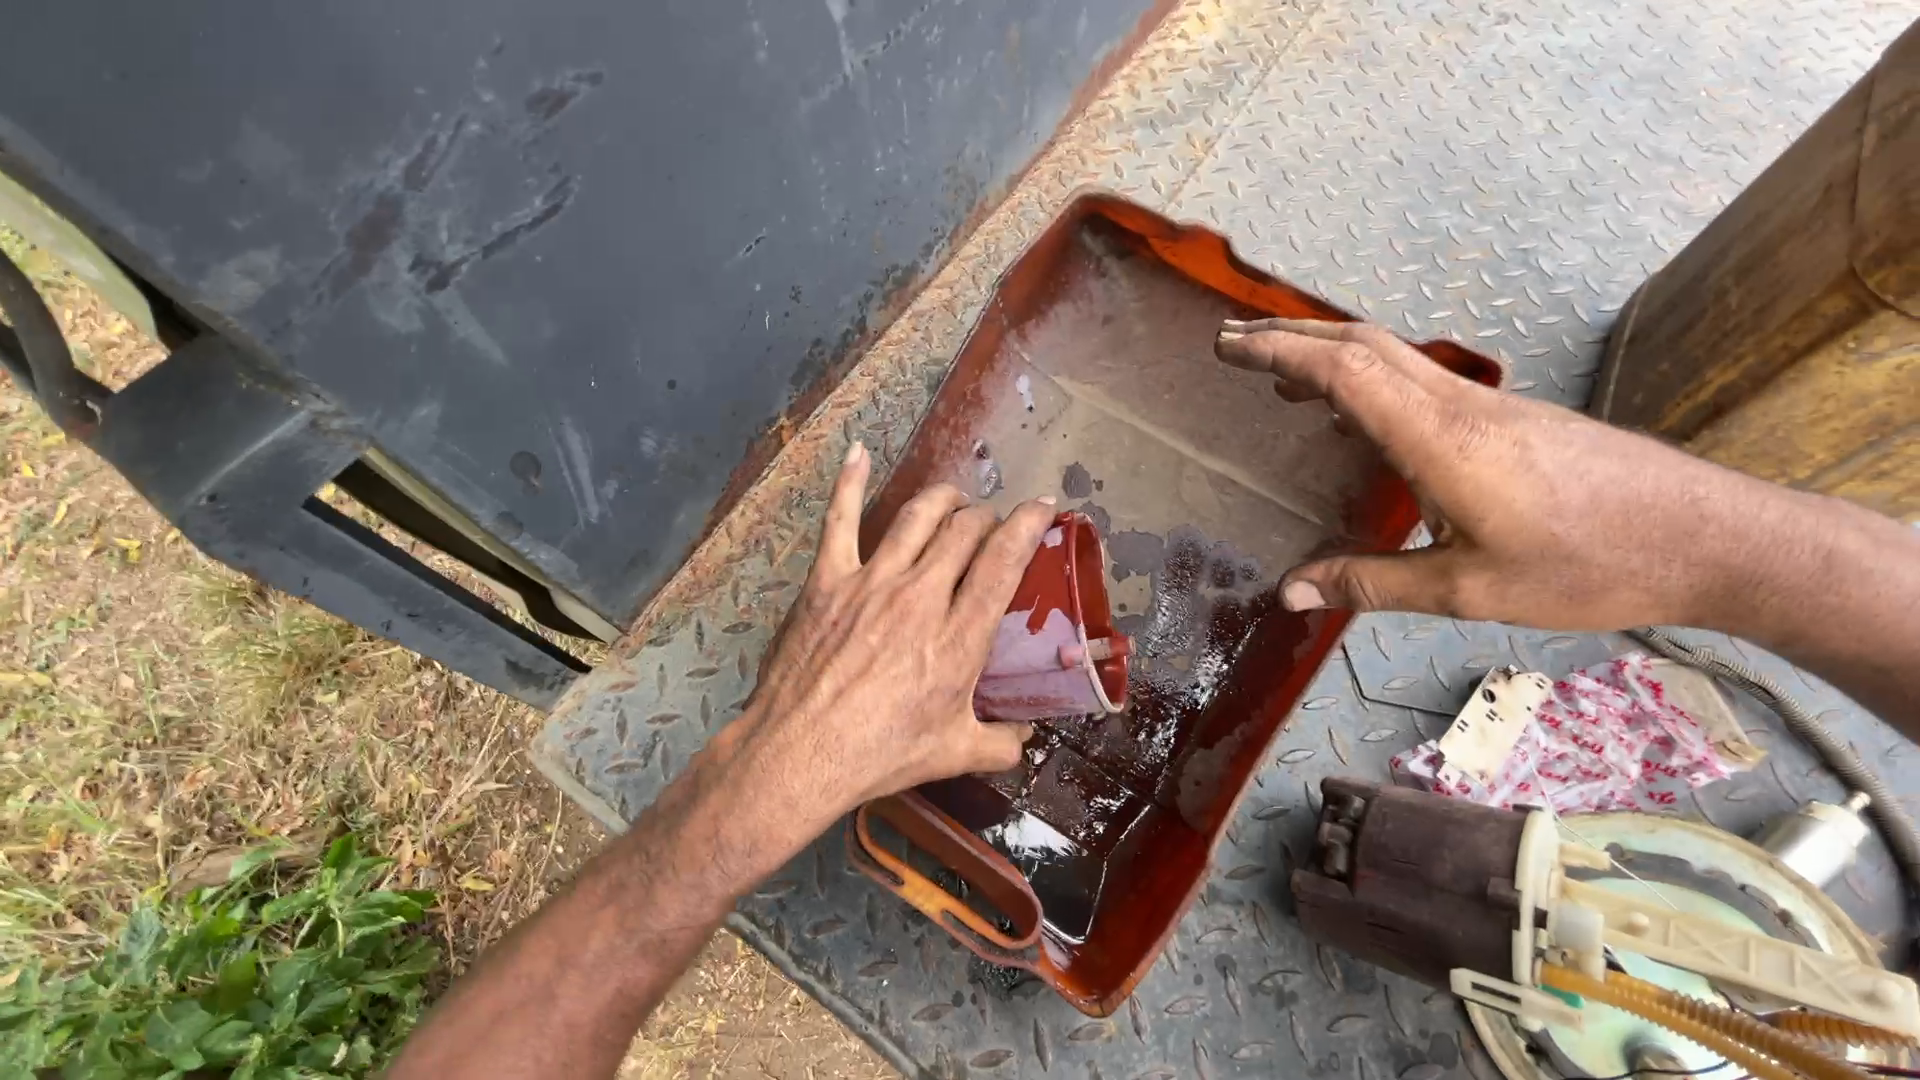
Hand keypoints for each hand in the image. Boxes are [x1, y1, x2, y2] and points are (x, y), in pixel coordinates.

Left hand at [727, 441, 1055, 830]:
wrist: (801, 753)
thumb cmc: (881, 754)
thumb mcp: (955, 752)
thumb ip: (1001, 742)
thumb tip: (1025, 737)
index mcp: (960, 636)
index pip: (1004, 561)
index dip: (1029, 524)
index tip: (1043, 507)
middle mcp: (922, 596)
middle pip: (964, 530)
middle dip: (985, 517)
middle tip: (989, 526)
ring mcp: (872, 582)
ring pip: (917, 516)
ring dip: (942, 498)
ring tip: (954, 498)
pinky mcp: (828, 580)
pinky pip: (840, 518)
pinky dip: (850, 482)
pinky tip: (859, 451)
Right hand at [1213, 317, 1797, 632]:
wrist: (1714, 537)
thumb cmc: (1588, 565)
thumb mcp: (1467, 590)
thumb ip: (1370, 584)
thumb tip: (1287, 593)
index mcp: (1440, 438)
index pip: (1344, 372)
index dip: (1280, 354)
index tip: (1229, 348)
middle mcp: (1458, 404)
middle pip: (1362, 344)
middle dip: (1290, 335)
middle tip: (1233, 342)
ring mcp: (1488, 404)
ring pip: (1392, 353)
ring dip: (1327, 349)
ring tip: (1277, 371)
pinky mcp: (1509, 416)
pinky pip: (1416, 376)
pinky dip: (1365, 374)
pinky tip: (1352, 412)